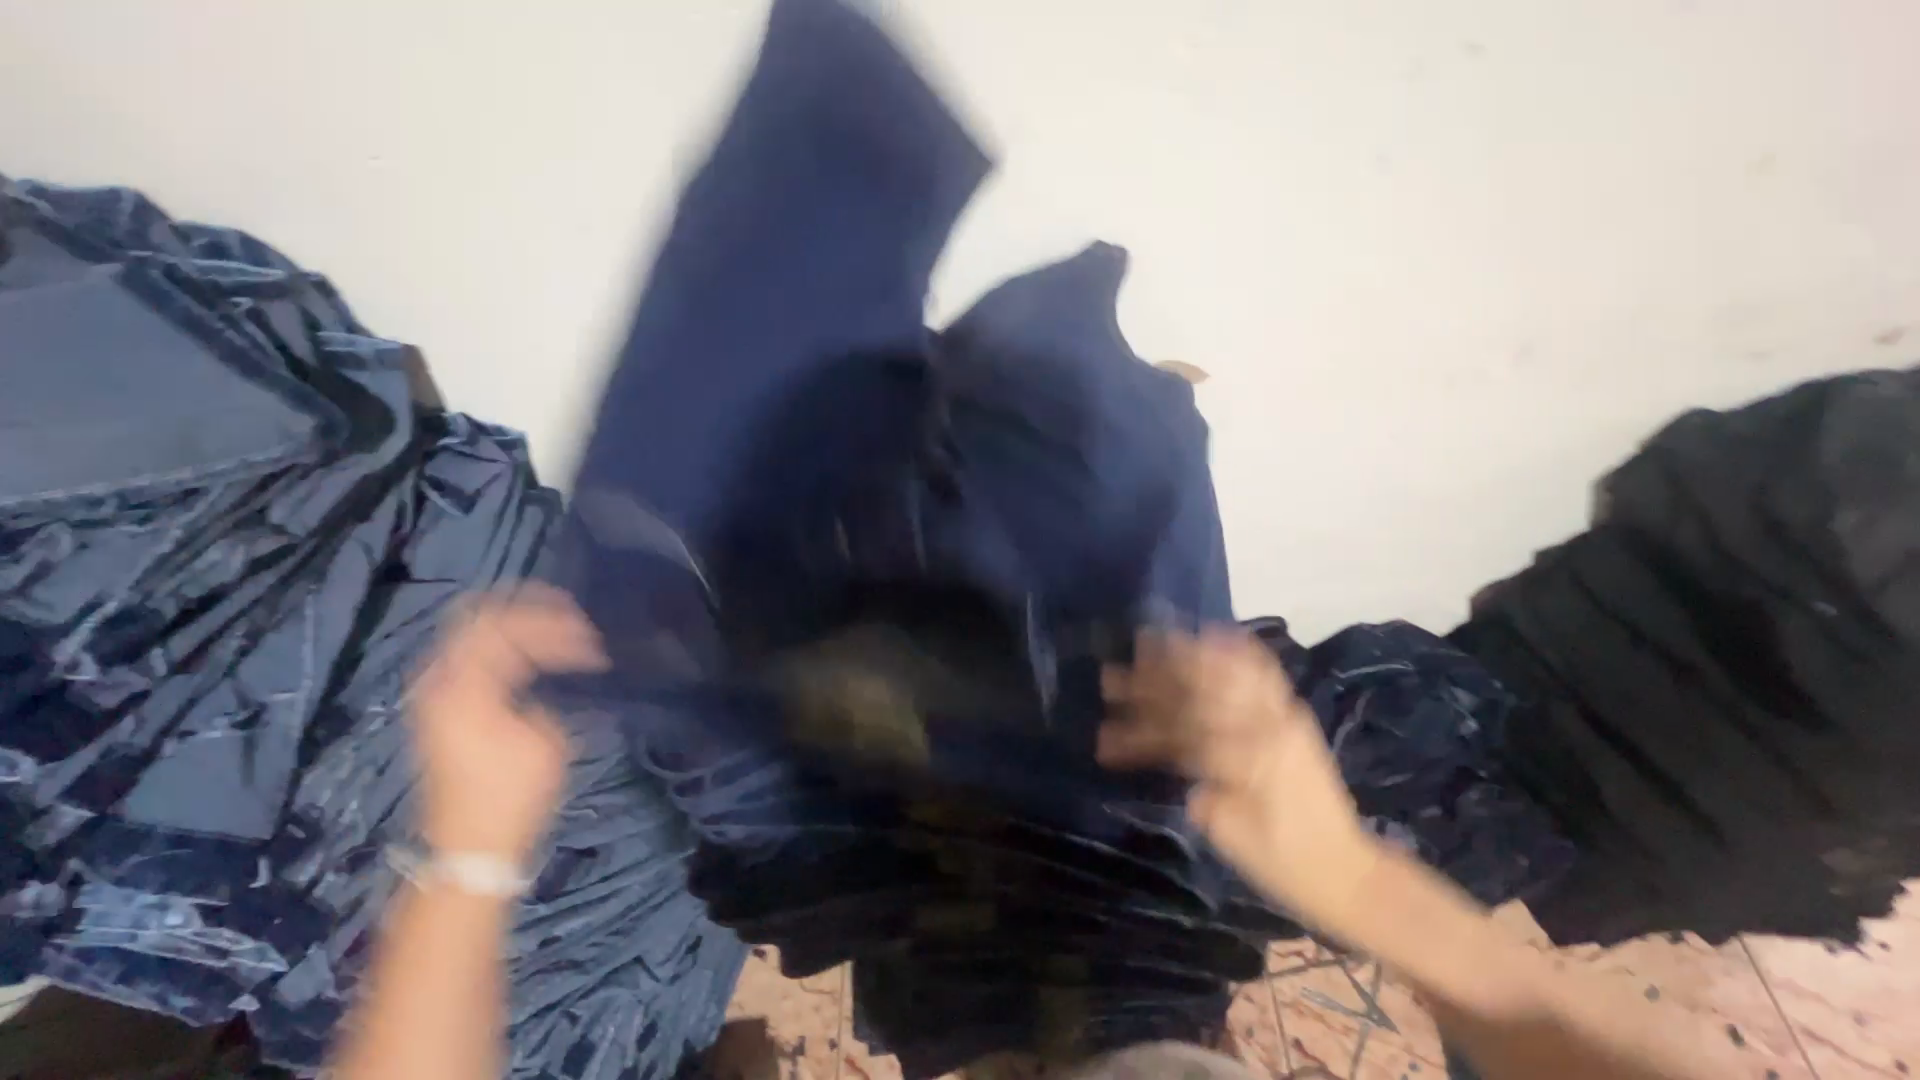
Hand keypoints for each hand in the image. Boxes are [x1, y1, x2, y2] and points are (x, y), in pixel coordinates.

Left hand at [406, 585, 608, 864]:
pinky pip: (468, 657)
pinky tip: (530, 654)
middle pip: (478, 618)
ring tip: (554, 629)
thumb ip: (542, 691)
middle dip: (527, 610)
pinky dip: (501, 647)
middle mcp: (440, 682)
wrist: (471, 844)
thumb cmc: (513, 794)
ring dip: (513, 625)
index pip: (506, 629)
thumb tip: (544, 674)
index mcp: (465, 686)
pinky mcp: (440, 710)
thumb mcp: (545, 738)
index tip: (591, 642)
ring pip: (469, 634)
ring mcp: (435, 695)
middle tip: (569, 613)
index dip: (553, 628)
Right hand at [1097, 627, 1379, 923]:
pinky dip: (1243, 652)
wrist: (1348, 872)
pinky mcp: (1295, 720)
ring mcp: (1284, 719)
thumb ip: (1203, 795)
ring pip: (1230, 673)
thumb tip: (1185, 773)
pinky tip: (1222, 635)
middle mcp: (1266, 728)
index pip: (1179, 734)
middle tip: (1113, 675)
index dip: (1138, 733)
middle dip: (1151, 683)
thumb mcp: (1231, 836)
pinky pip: (1267, 676)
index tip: (1105, 735)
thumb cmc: (1283, 864)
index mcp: (1246, 761)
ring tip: (1156, 640)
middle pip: (1198, 693)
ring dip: (1191, 655)